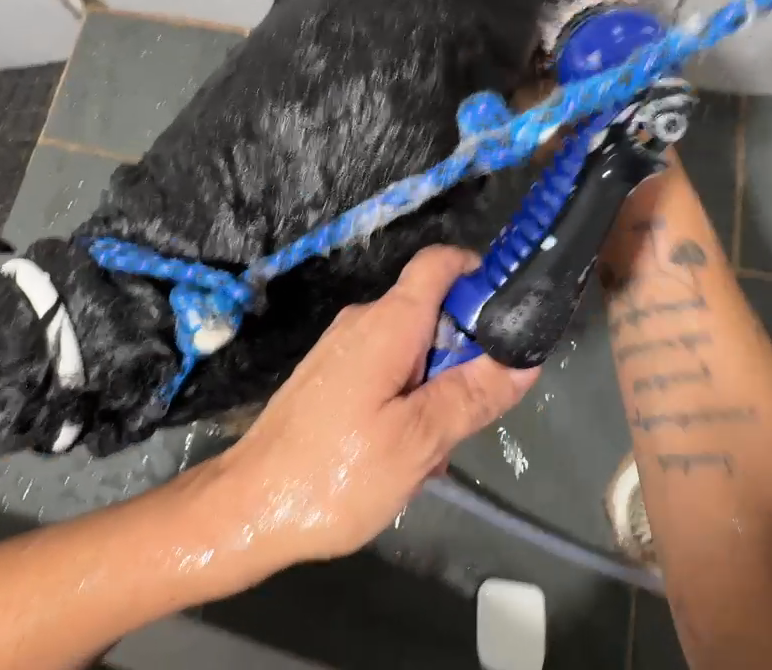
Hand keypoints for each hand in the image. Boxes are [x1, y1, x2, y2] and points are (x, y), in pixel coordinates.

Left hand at [200, 246, 540, 572]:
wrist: (248, 506)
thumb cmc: (335, 472)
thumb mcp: (418, 440)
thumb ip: (471, 396)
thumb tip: (523, 359)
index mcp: (386, 322)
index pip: (439, 264)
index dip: (480, 276)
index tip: (511, 318)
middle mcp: (362, 323)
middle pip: (432, 317)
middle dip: (461, 364)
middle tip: (462, 424)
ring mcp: (342, 351)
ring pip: (412, 357)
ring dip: (432, 400)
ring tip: (424, 459)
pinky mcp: (329, 379)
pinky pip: (385, 378)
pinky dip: (404, 410)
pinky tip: (398, 462)